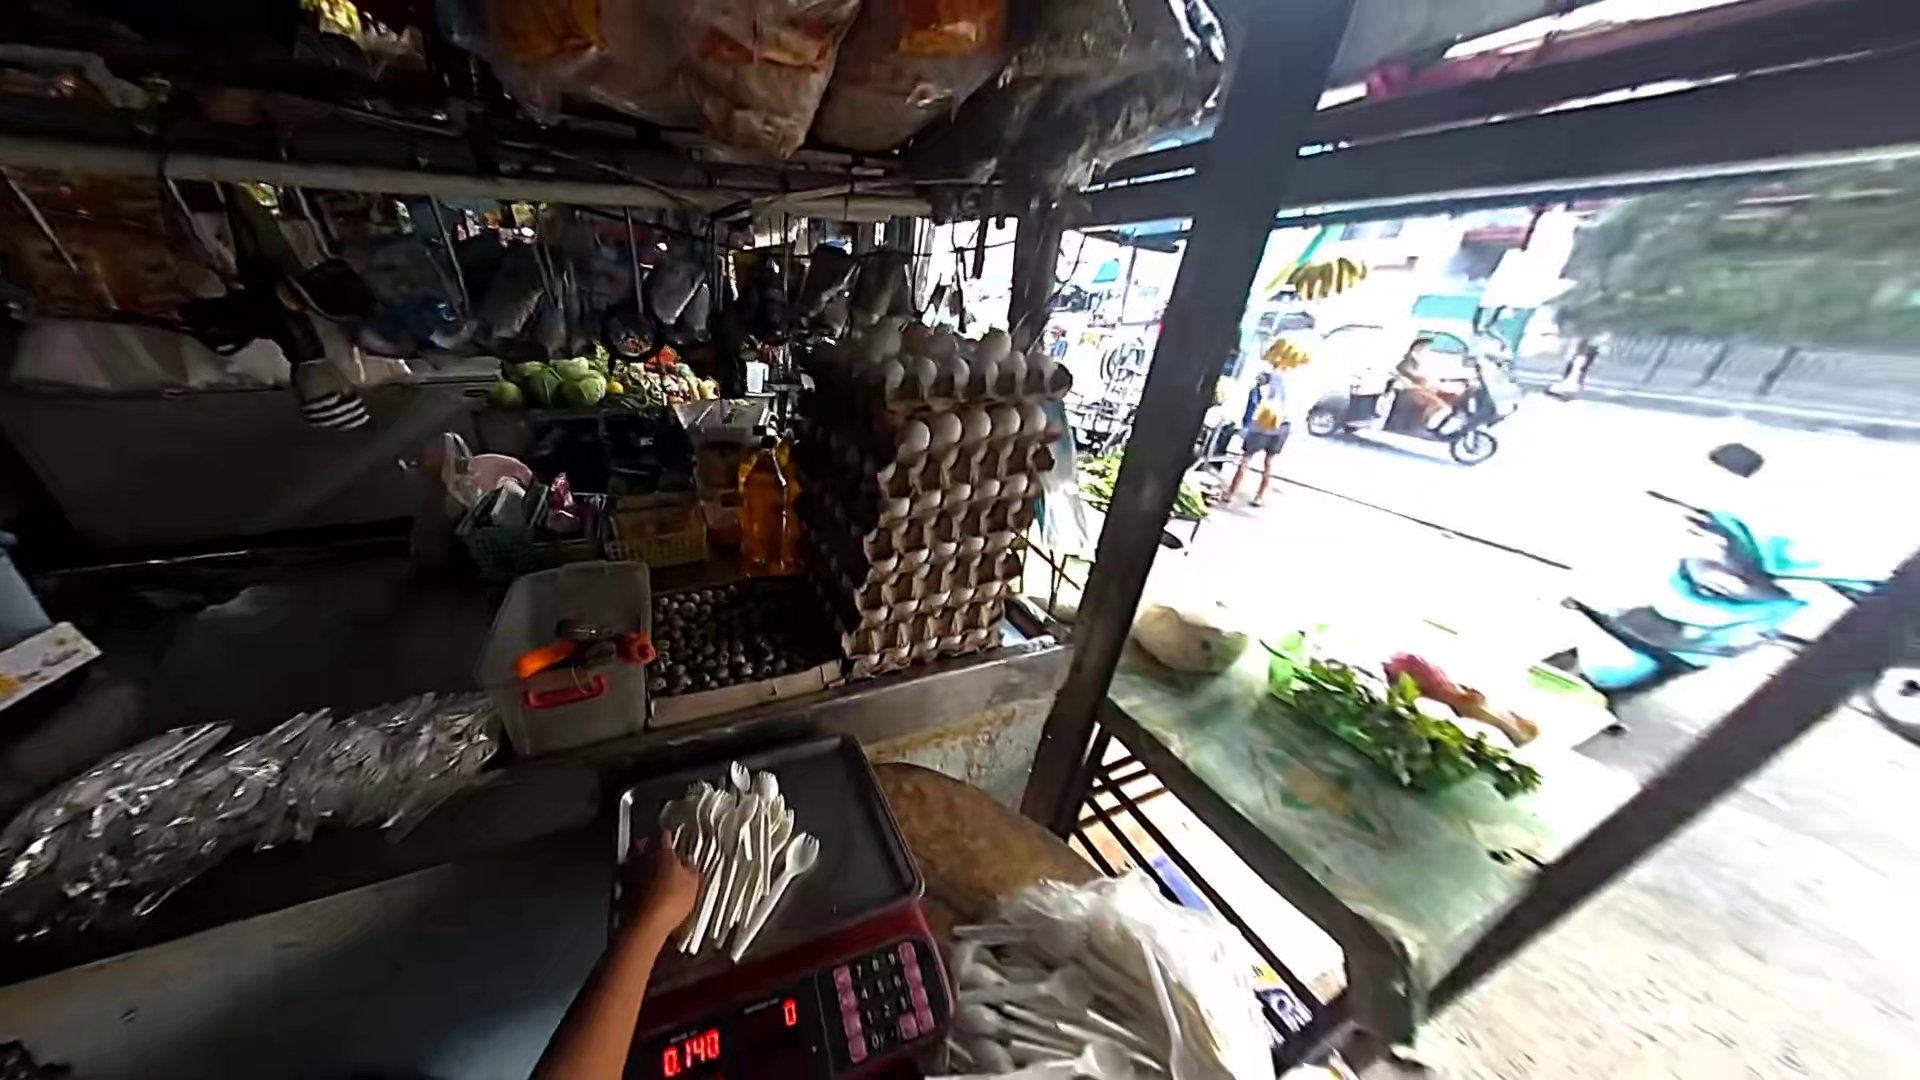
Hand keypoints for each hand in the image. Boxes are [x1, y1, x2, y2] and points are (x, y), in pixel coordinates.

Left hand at [624, 831, 700, 937]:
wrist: (645, 926)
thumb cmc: (669, 902)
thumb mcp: (692, 883)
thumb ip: (691, 868)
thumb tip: (691, 863)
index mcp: (663, 853)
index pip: (665, 837)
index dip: (668, 834)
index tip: (670, 834)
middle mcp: (643, 861)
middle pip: (641, 844)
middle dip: (645, 842)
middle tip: (650, 842)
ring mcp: (629, 877)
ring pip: (628, 860)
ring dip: (632, 858)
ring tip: (637, 860)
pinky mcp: (620, 894)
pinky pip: (621, 880)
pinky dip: (624, 879)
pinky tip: (628, 883)